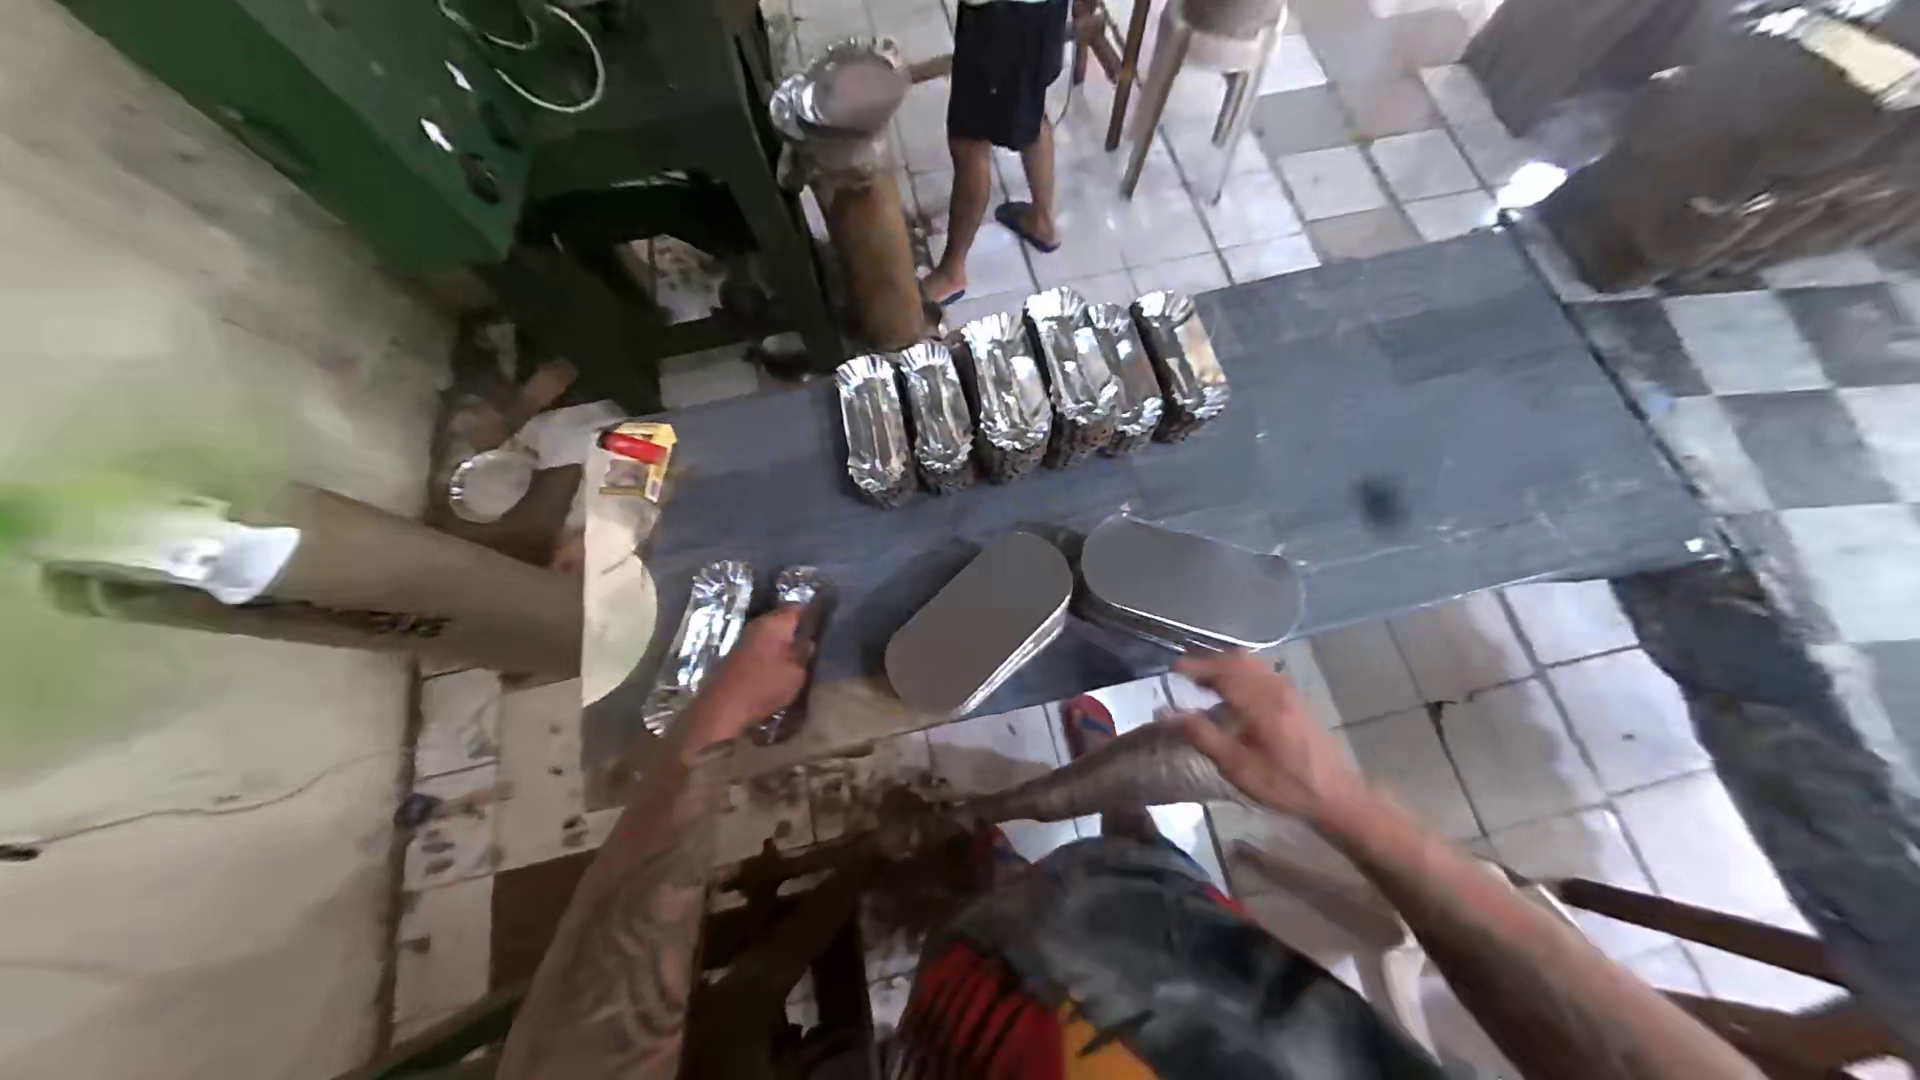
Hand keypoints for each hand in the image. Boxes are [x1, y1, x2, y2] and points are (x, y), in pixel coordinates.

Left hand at [681, 607, 812, 750]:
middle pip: (786, 619)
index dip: (816, 613)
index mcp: (774, 623)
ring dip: (788, 641)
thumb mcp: (796, 671)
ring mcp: (747, 639)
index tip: (830, 624)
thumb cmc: (764, 686)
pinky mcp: (740, 654)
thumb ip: (806, 652)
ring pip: (774, 633)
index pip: (800, 607)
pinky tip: (785, 664)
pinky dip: (776, 651)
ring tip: (805, 654)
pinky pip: (765, 645)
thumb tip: (811, 641)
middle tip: (820, 641)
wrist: (723, 709)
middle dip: (802, 628)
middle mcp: (759, 624)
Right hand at [1170, 651, 1364, 823]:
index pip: (1221, 671)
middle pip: (1236, 659)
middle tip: (1185, 672)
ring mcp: (1288, 691)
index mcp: (1260, 703)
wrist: (1337, 796)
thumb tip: (1168, 715)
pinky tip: (1231, 688)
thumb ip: (1203, 736)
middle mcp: (1275, 688)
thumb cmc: (1285, 785)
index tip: (1172, 670)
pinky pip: (1261, 670)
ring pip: (1250, 662)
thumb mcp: (1238, 767)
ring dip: (1224, 664)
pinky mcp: (1295, 698)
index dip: (1194, 667)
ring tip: (1203, 678)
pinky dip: (1240, 670)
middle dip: (1207, 660)